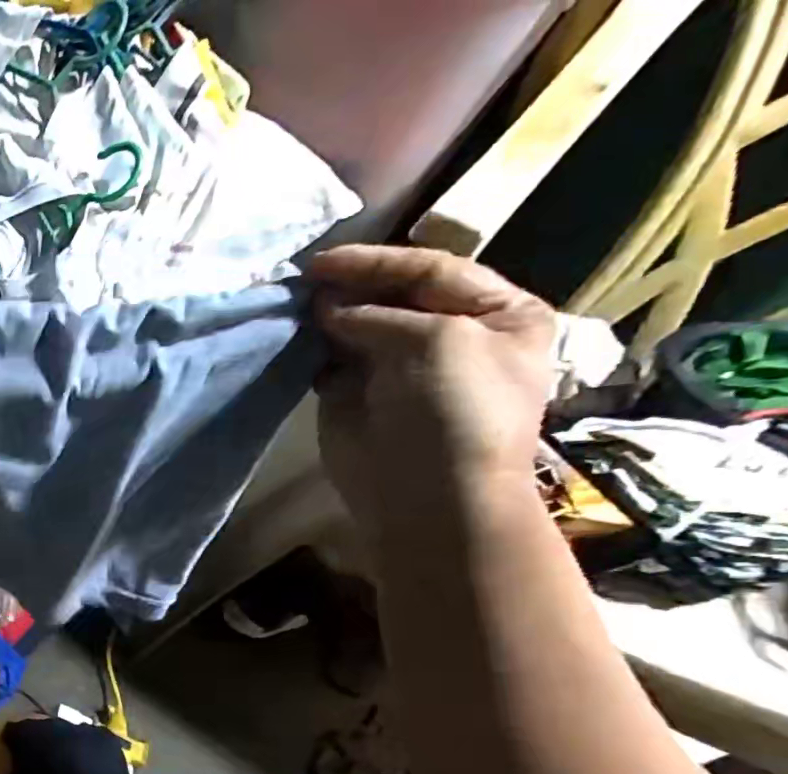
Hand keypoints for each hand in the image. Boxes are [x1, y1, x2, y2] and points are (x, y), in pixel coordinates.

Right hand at [306, 245, 554, 538]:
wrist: (428, 497)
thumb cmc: (454, 411)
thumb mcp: (434, 340)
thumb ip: (375, 313)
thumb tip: (323, 305)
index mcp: (496, 313)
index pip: (430, 270)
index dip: (376, 263)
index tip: (323, 262)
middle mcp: (447, 333)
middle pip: (391, 295)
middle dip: (348, 286)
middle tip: (303, 280)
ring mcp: (398, 366)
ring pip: (355, 325)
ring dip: (324, 314)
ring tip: (291, 304)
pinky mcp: (357, 395)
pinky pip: (330, 360)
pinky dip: (311, 348)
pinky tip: (292, 337)